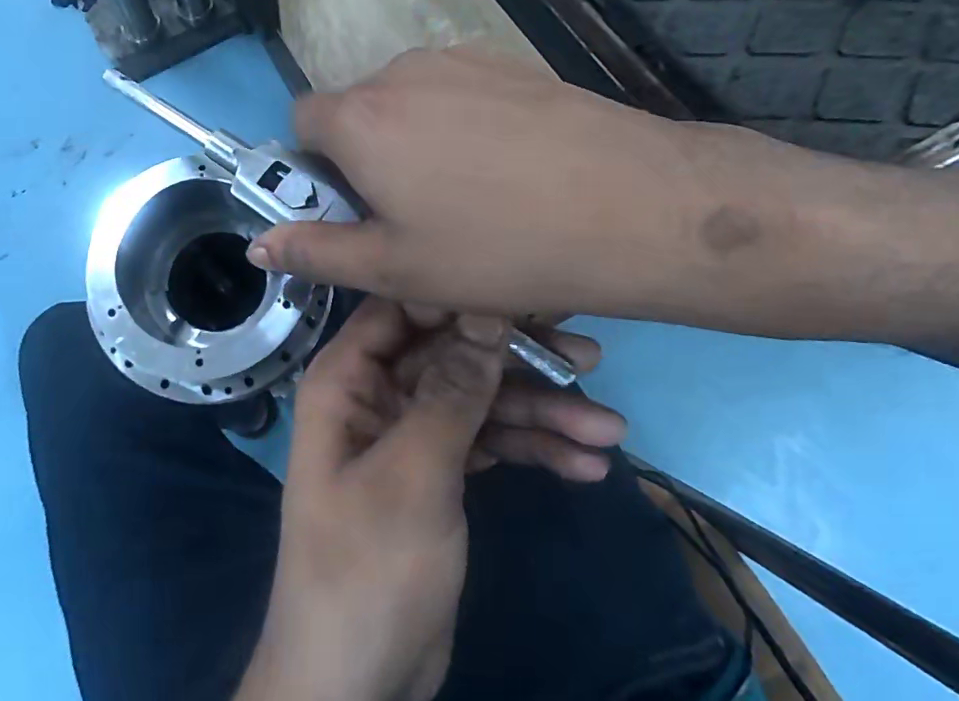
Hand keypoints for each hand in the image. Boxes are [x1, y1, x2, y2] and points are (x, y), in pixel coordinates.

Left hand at [235, 300, 624, 700]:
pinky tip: (584, 467)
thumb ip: (452, 391)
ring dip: (539, 414)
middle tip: (591, 361)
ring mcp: (410, 434)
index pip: (403, 311)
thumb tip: (488, 311)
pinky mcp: (438, 473)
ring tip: (610, 432)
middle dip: (518, 364)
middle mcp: (377, 396)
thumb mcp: (414, 473)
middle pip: (453, 355)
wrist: (358, 681)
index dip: (461, 299)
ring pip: (479, 402)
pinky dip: (529, 451)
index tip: (528, 297)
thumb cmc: (368, 566)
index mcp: (347, 379)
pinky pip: (487, 443)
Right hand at [247, 46, 816, 322]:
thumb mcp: (395, 269)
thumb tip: (258, 243)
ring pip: (408, 100)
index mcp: (361, 117)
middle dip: (365, 155)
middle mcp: (400, 72)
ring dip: (413, 139)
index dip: (315, 166)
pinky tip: (507, 168)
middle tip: (413, 214)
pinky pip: (456, 91)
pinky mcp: (508, 61)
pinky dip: (459, 124)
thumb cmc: (498, 247)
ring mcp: (459, 58)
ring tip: (468, 194)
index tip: (351, 207)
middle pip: (356, 108)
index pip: (301, 120)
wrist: (634, 207)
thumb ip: (317, 251)